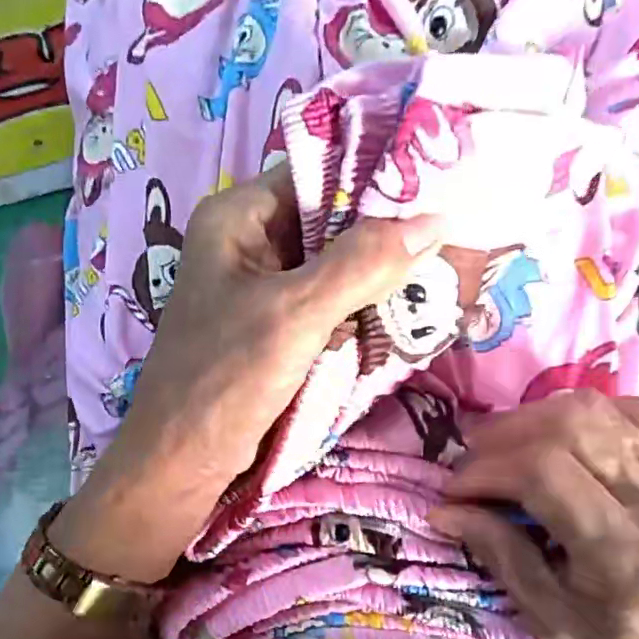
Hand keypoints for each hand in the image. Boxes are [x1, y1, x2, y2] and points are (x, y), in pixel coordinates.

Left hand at [52, 166, 444, 582]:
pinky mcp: (273, 331)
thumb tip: (435, 219)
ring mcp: (259, 290)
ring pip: (334, 268)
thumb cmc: (223, 382)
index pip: (317, 174)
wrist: (179, 464)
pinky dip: (362, 311)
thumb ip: (361, 264)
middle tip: (459, 234)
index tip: (443, 182)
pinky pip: (327, 307)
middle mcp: (246, 245)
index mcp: (235, 219)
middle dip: (387, 234)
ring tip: (448, 271)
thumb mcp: (294, 315)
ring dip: (380, 277)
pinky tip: (408, 313)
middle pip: (330, 221)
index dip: (377, 176)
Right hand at [429, 391, 638, 638]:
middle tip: (469, 463)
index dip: (486, 471)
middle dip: (501, 437)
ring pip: (594, 410)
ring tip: (500, 446)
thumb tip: (444, 511)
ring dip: (532, 419)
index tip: (453, 493)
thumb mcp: (546, 618)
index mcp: (623, 550)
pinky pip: (625, 415)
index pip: (543, 472)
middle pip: (568, 427)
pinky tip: (550, 439)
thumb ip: (498, 553)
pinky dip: (576, 416)